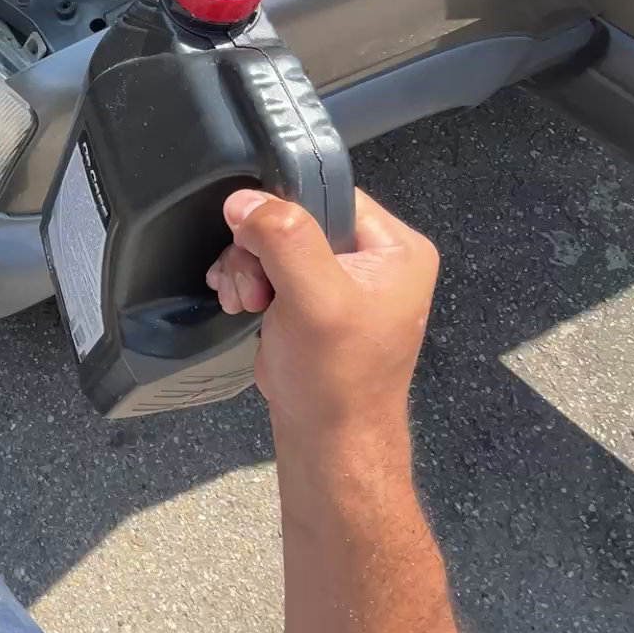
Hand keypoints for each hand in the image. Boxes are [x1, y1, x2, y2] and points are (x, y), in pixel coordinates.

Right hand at [205, 187, 437, 436]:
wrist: (326, 438)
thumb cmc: (335, 374)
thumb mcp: (315, 298)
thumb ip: (283, 238)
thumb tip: (242, 200)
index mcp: (395, 247)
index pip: (328, 194)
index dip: (283, 209)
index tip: (255, 241)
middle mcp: (371, 256)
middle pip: (291, 218)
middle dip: (256, 249)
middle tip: (253, 286)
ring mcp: (337, 278)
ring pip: (270, 241)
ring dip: (245, 267)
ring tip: (245, 301)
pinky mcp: (307, 296)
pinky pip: (264, 263)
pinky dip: (243, 278)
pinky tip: (238, 300)